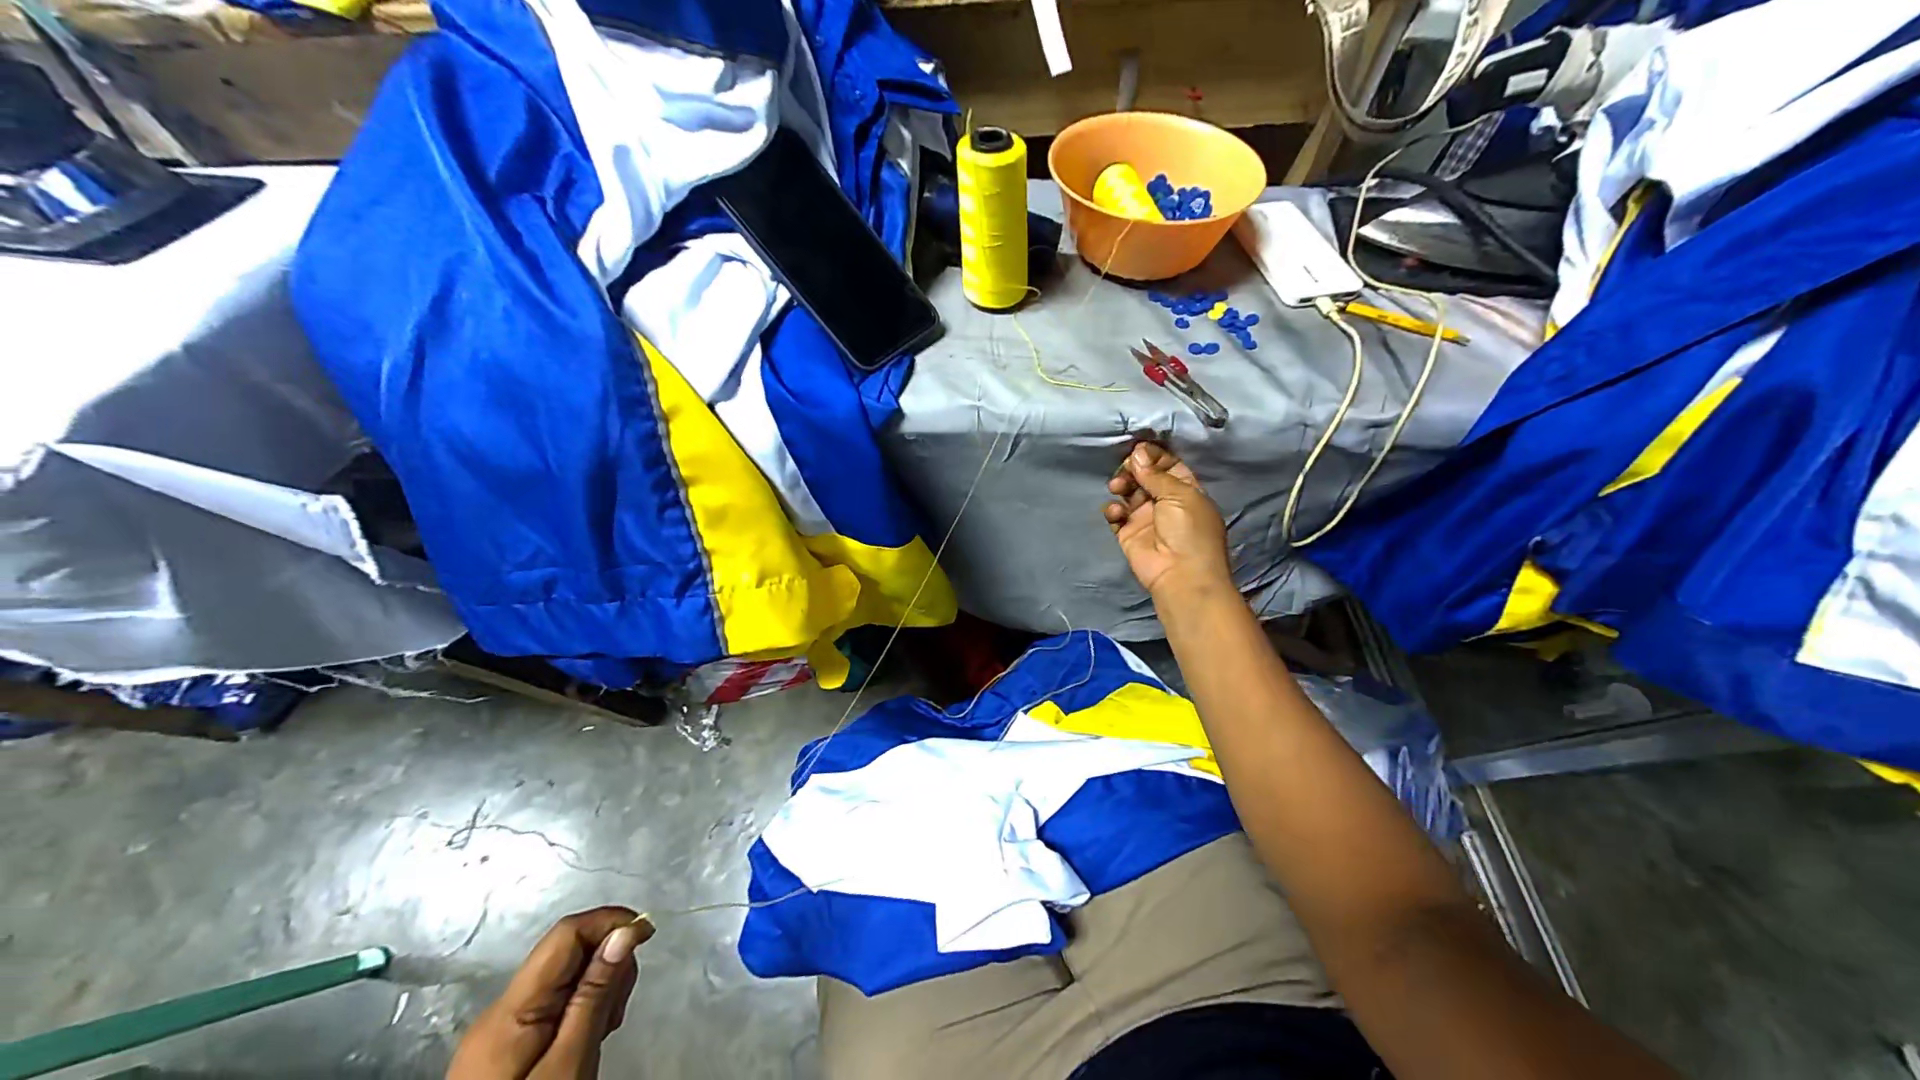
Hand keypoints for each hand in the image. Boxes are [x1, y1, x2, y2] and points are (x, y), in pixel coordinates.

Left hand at [446, 907, 651, 1079]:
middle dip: (607, 961)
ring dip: (598, 987)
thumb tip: (624, 932)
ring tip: (605, 1029)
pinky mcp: (507, 1047)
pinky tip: (589, 1038)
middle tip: (620, 1006)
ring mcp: (501, 1029)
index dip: (609, 922)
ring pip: (564, 977)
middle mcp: (502, 1009)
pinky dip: (582, 1008)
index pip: (565, 934)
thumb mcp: (570, 1063)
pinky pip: (553, 1005)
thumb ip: (595, 995)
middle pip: (566, 952)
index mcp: (512, 1009)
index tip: (648, 934)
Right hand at [1104, 442, 1231, 598]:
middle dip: (1133, 468)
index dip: (1152, 455)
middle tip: (1126, 469)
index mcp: (1185, 489)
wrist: (1181, 575)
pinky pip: (1116, 515)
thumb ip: (1155, 474)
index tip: (1137, 449)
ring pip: (1128, 492)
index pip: (1167, 465)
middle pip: (1144, 476)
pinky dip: (1113, 510)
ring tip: (1118, 487)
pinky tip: (1117, 513)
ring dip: (1121, 485)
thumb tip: (1136, 454)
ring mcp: (1145, 518)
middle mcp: (1165, 501)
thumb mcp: (1179, 495)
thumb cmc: (1189, 531)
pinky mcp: (1127, 533)